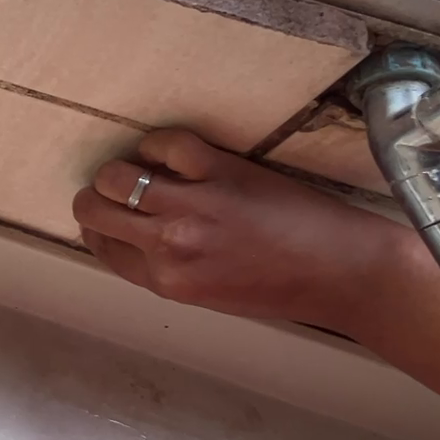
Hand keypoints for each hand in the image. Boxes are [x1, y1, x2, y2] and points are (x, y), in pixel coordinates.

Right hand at [71, 129, 429, 333]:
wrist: (347, 272)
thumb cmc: (280, 288)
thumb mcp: (202, 294)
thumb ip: (158, 268)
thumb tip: (125, 235)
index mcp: (163, 279)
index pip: (98, 245)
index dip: (95, 227)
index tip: (105, 217)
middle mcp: (167, 244)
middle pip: (92, 209)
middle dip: (93, 198)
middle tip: (110, 191)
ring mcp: (192, 206)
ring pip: (115, 176)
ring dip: (118, 170)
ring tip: (138, 169)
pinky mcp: (220, 171)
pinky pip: (164, 145)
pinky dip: (156, 145)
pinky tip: (166, 153)